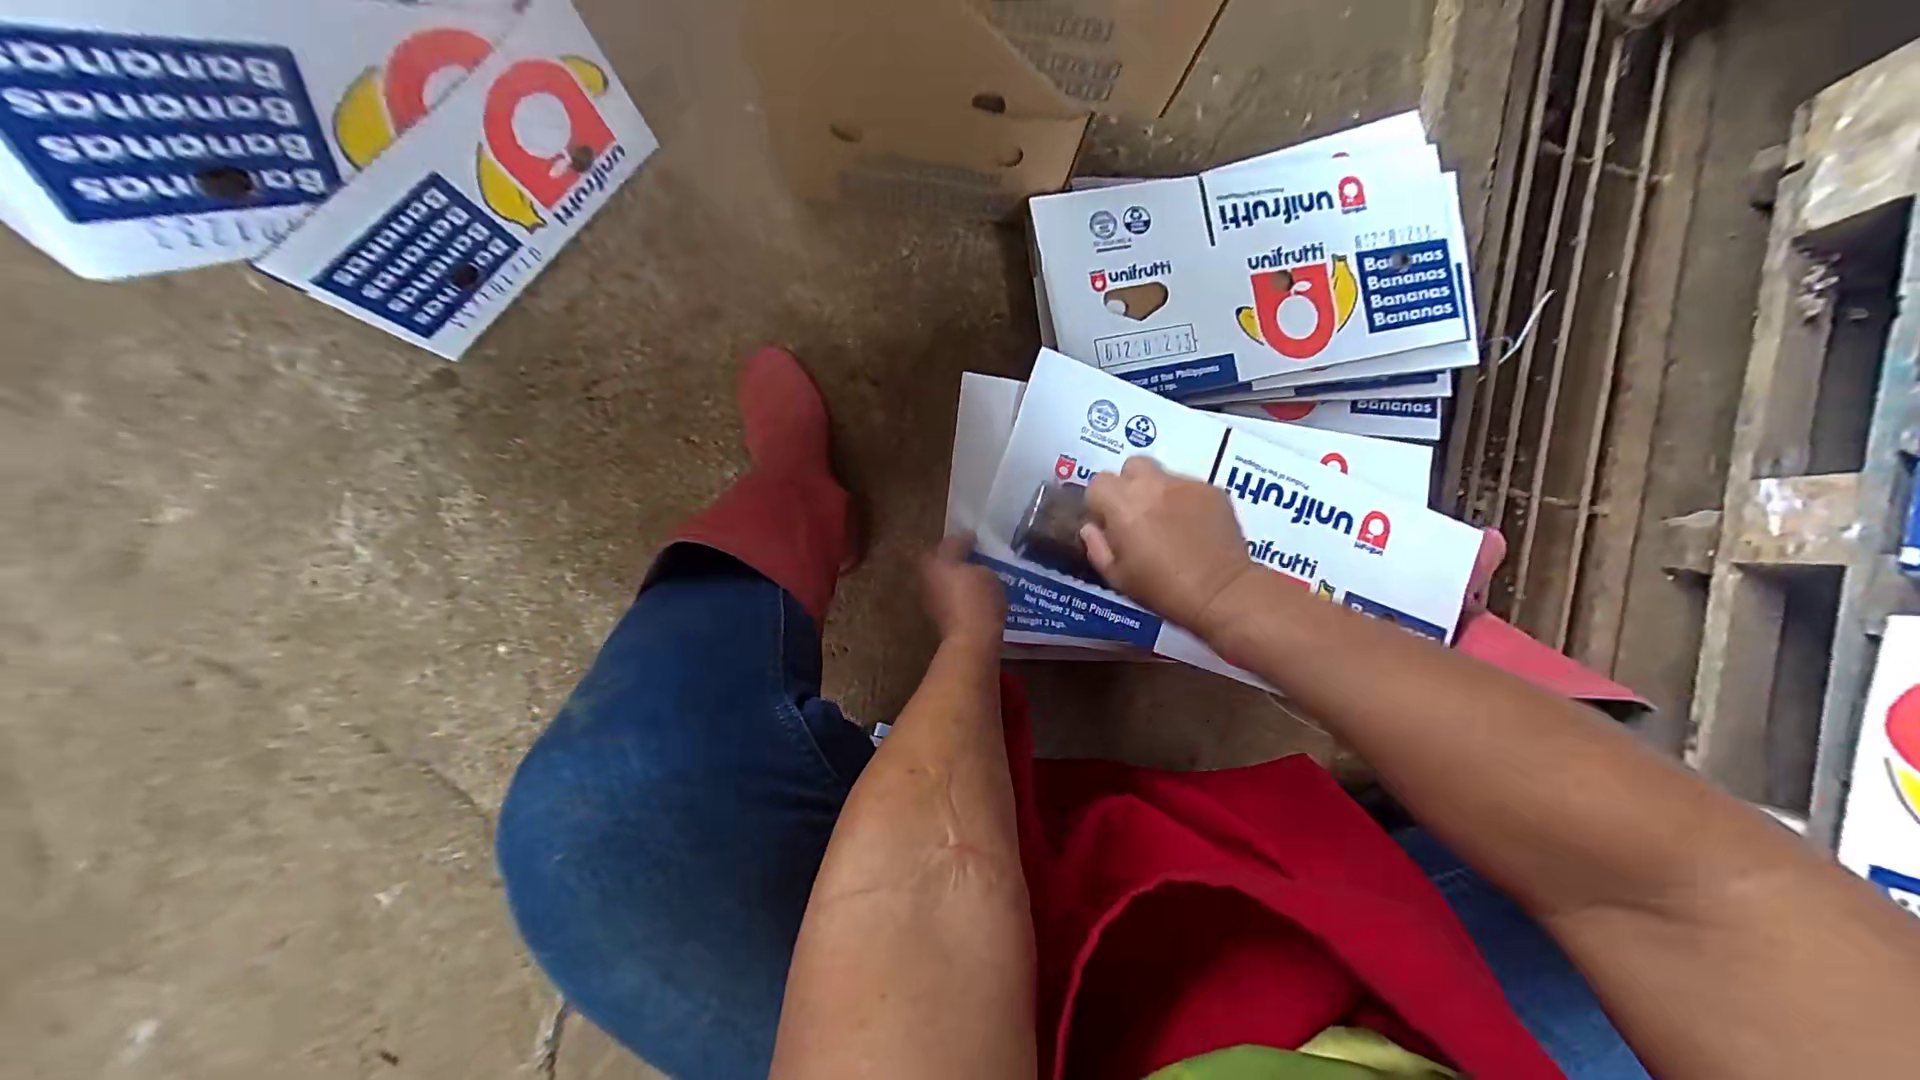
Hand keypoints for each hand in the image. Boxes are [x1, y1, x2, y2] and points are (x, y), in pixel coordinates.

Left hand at [922, 535, 1006, 647]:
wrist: (970, 640)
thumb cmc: (978, 600)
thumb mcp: (987, 574)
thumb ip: (978, 564)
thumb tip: (974, 567)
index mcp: (937, 559)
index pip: (953, 542)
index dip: (967, 539)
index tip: (976, 538)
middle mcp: (926, 575)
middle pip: (942, 560)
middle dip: (955, 557)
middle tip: (973, 555)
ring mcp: (928, 596)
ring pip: (942, 579)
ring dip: (954, 576)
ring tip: (973, 576)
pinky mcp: (935, 615)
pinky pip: (946, 596)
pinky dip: (956, 593)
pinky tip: (971, 594)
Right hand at [1081, 457, 1257, 629]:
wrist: (1221, 593)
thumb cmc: (1162, 590)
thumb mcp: (1117, 577)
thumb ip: (1097, 546)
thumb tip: (1092, 528)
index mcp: (1123, 505)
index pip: (1098, 482)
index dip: (1099, 503)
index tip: (1108, 523)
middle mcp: (1153, 485)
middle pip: (1131, 466)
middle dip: (1128, 485)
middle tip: (1136, 515)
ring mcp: (1186, 485)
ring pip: (1162, 475)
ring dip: (1157, 492)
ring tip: (1167, 523)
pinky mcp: (1213, 490)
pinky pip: (1190, 487)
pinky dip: (1185, 501)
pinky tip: (1192, 527)